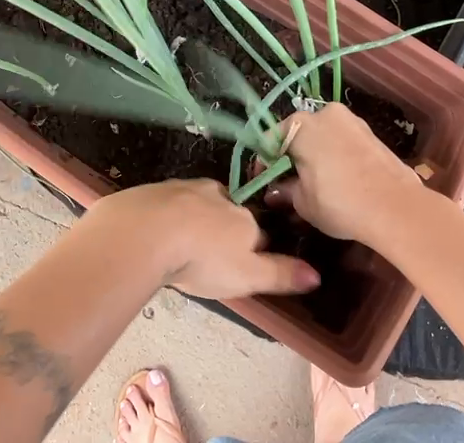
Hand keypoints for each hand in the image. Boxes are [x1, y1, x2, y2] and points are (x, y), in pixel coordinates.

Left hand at [83, 180, 319, 298]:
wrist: (145, 232)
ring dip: (193, 221)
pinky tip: (157, 236)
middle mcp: (218, 195)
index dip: (252, 249)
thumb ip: (280, 274)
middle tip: (208, 258)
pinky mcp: (155, 190)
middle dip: (221, 230)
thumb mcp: (248, 275)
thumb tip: (318, 275)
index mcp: (244, 217)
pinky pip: (167, 204)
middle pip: (226, 212)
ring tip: (182, 247)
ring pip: (196, 205)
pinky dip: (166, 217)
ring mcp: (185, 188)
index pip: (256, 230)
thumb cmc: (203, 258)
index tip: (240, 267)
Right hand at [269, 103, 433, 245]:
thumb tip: (275, 192)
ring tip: (316, 185)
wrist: (395, 206)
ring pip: (325, 137)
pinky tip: (341, 181)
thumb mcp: (303, 203)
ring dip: (317, 156)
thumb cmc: (339, 202)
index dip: (264, 162)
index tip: (263, 182)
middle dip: (292, 157)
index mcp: (301, 125)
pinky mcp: (373, 134)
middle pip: (300, 134)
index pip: (272, 139)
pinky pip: (345, 143)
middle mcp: (325, 113)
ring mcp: (352, 121)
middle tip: (289, 184)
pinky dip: (338, 157)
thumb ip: (285, 192)